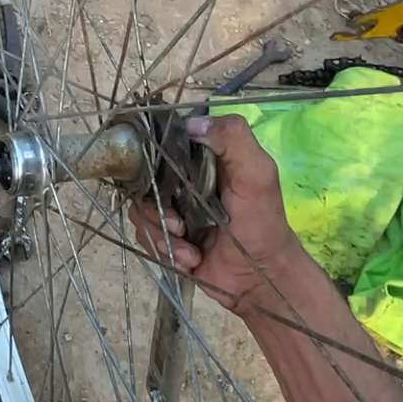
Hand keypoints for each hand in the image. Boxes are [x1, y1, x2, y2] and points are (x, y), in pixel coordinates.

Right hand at [129, 114, 310, 304]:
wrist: (260, 279)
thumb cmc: (261, 224)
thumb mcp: (257, 175)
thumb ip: (234, 140)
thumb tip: (191, 122)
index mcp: (202, 159)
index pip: (162, 145)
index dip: (152, 159)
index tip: (158, 179)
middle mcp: (182, 180)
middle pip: (144, 181)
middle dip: (155, 208)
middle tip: (178, 225)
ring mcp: (172, 208)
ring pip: (140, 210)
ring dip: (161, 233)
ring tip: (187, 248)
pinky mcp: (165, 235)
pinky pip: (144, 235)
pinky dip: (164, 249)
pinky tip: (188, 259)